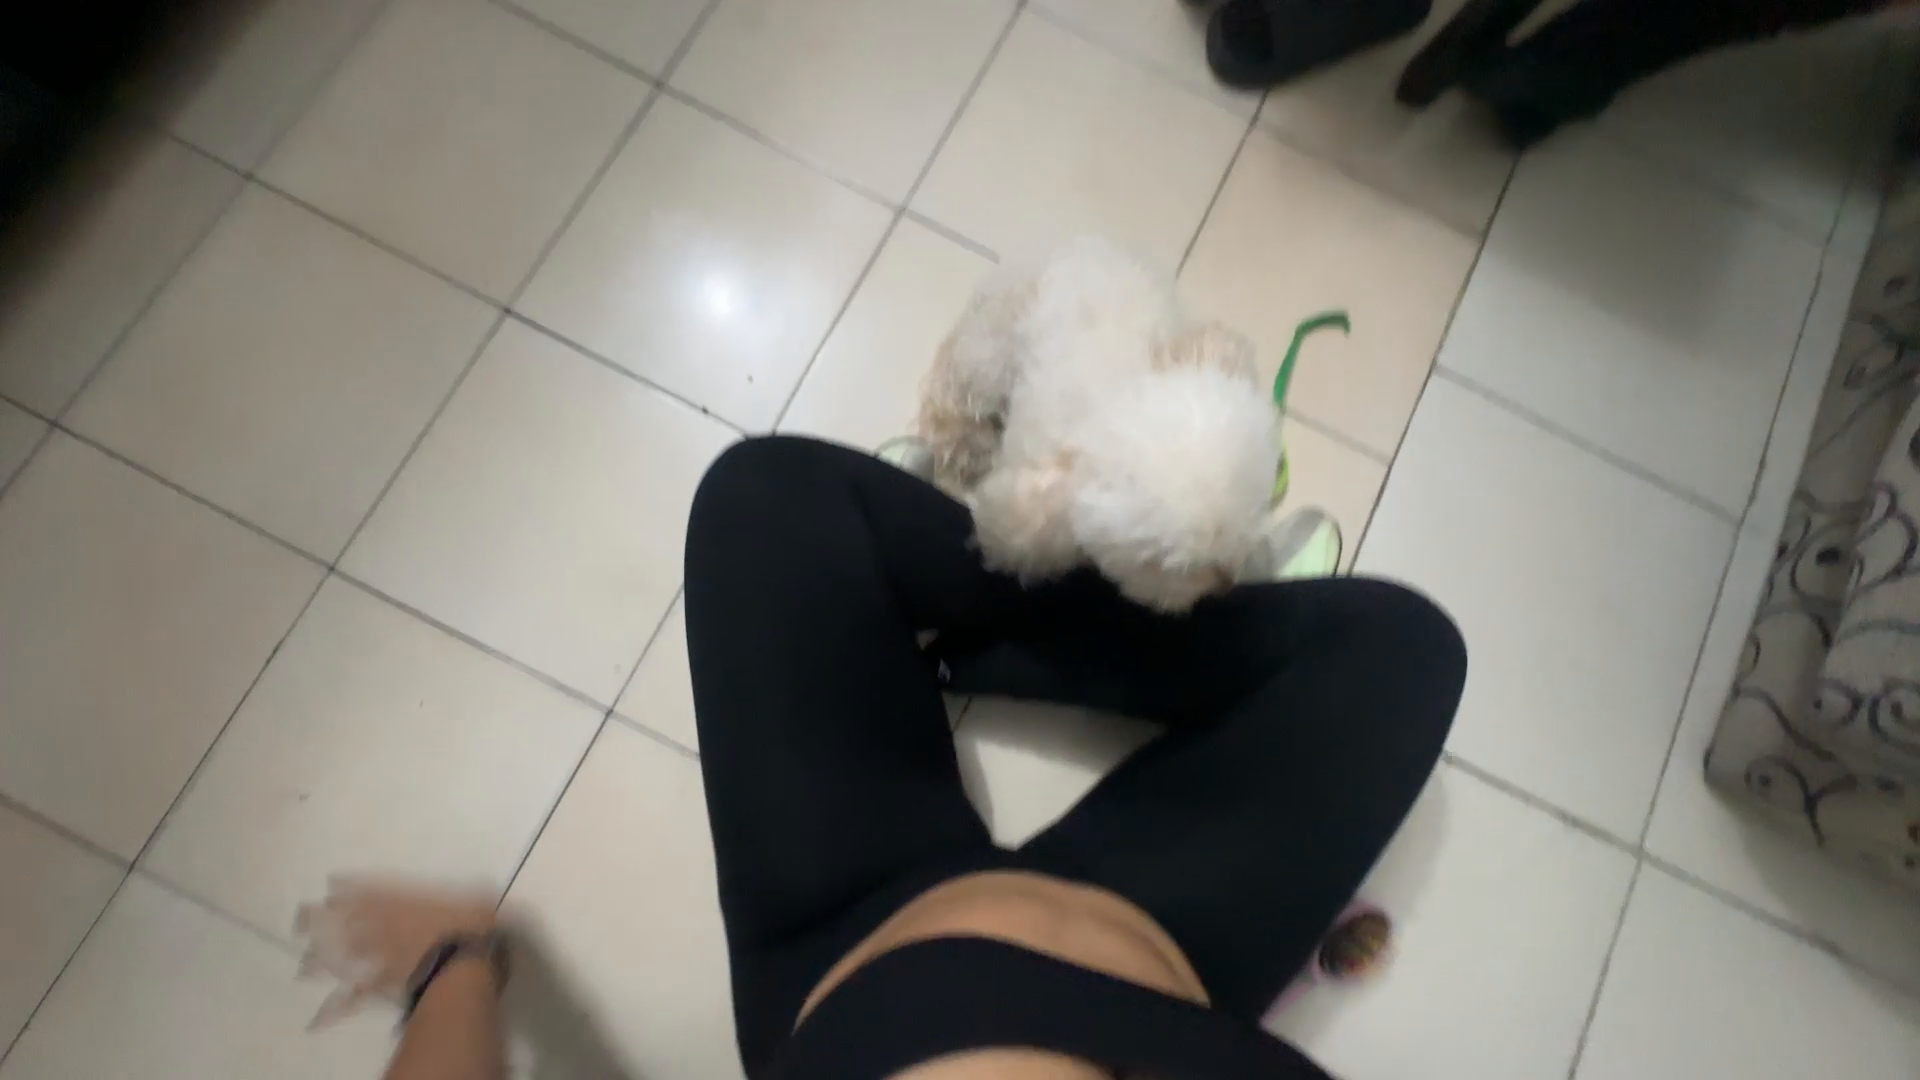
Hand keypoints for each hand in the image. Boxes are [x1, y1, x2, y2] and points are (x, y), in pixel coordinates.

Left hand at [295, 877, 497, 1029]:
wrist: (457, 968)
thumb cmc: (472, 928)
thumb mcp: (481, 902)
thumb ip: (473, 894)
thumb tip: (482, 882)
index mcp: (409, 904)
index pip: (376, 892)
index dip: (354, 887)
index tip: (331, 882)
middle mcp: (387, 928)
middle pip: (350, 922)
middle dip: (325, 919)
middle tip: (301, 916)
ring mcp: (380, 958)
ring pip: (346, 957)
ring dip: (323, 961)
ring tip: (303, 967)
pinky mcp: (380, 985)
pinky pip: (355, 998)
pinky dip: (336, 1009)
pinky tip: (317, 1020)